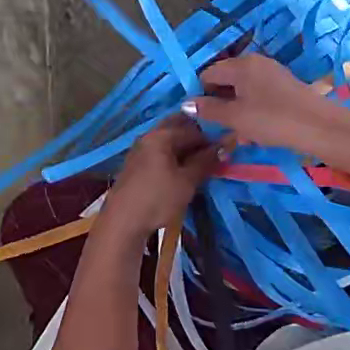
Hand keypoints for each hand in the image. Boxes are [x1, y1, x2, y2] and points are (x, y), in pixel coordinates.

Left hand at [100, 117, 225, 238]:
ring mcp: (139, 150)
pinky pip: (159, 150)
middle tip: (214, 150)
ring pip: (167, 139)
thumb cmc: (157, 199)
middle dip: (197, 136)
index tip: (227, 149)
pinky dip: (173, 154)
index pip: (193, 129)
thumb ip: (206, 161)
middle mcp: (148, 137)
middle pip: (177, 127)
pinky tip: (183, 167)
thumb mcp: (187, 181)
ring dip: (185, 145)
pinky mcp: (136, 164)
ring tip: (202, 160)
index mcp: (160, 136)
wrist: (122, 222)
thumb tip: (227, 144)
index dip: (212, 138)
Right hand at [187, 54, 344, 154]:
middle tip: (220, 127)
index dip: (200, 94)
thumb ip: (208, 109)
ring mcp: (272, 73)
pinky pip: (259, 96)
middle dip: (220, 103)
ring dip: (236, 111)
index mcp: (240, 64)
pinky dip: (253, 111)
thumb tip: (186, 103)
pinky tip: (257, 132)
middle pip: (226, 80)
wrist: (318, 127)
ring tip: (239, 134)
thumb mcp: (235, 117)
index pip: (208, 73)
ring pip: (243, 91)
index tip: (201, 117)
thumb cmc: (271, 120)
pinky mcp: (285, 87)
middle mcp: (255, 62)